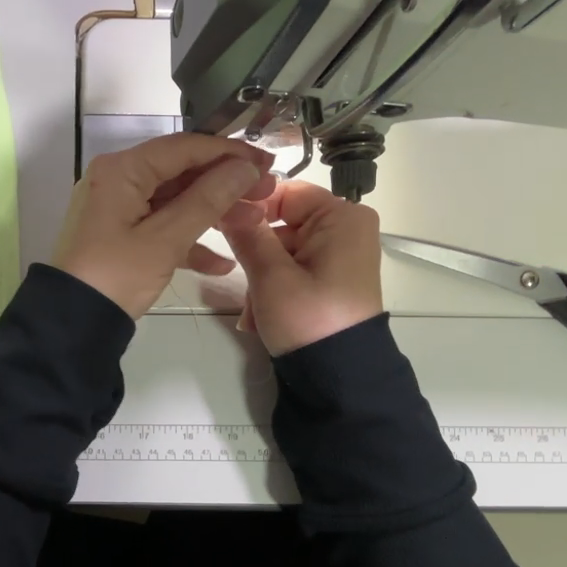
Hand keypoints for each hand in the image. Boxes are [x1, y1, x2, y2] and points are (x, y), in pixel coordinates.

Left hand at [52, 135, 276, 318]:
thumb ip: (208, 200)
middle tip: (267, 193)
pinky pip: (159, 229)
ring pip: (173, 202)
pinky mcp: (118, 238)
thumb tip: (244, 169)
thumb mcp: (165, 239)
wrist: (71, 325)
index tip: (267, 162)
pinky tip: (221, 265)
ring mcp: (116, 211)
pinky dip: (187, 242)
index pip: (185, 147)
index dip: (229, 153)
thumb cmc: (116, 276)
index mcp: (122, 170)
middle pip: (180, 173)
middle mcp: (116, 181)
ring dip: (212, 213)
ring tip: (252, 223)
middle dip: (225, 184)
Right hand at [219, 181, 384, 354]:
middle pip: (283, 225)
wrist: (339, 374)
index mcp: (342, 217)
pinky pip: (295, 272)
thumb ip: (247, 236)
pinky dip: (274, 291)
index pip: (286, 192)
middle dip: (255, 256)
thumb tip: (227, 204)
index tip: (219, 224)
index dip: (252, 206)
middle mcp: (346, 230)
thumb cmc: (309, 317)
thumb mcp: (270, 276)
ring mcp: (341, 258)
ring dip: (260, 280)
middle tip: (238, 284)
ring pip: (283, 253)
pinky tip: (260, 318)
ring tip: (252, 313)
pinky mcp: (333, 282)